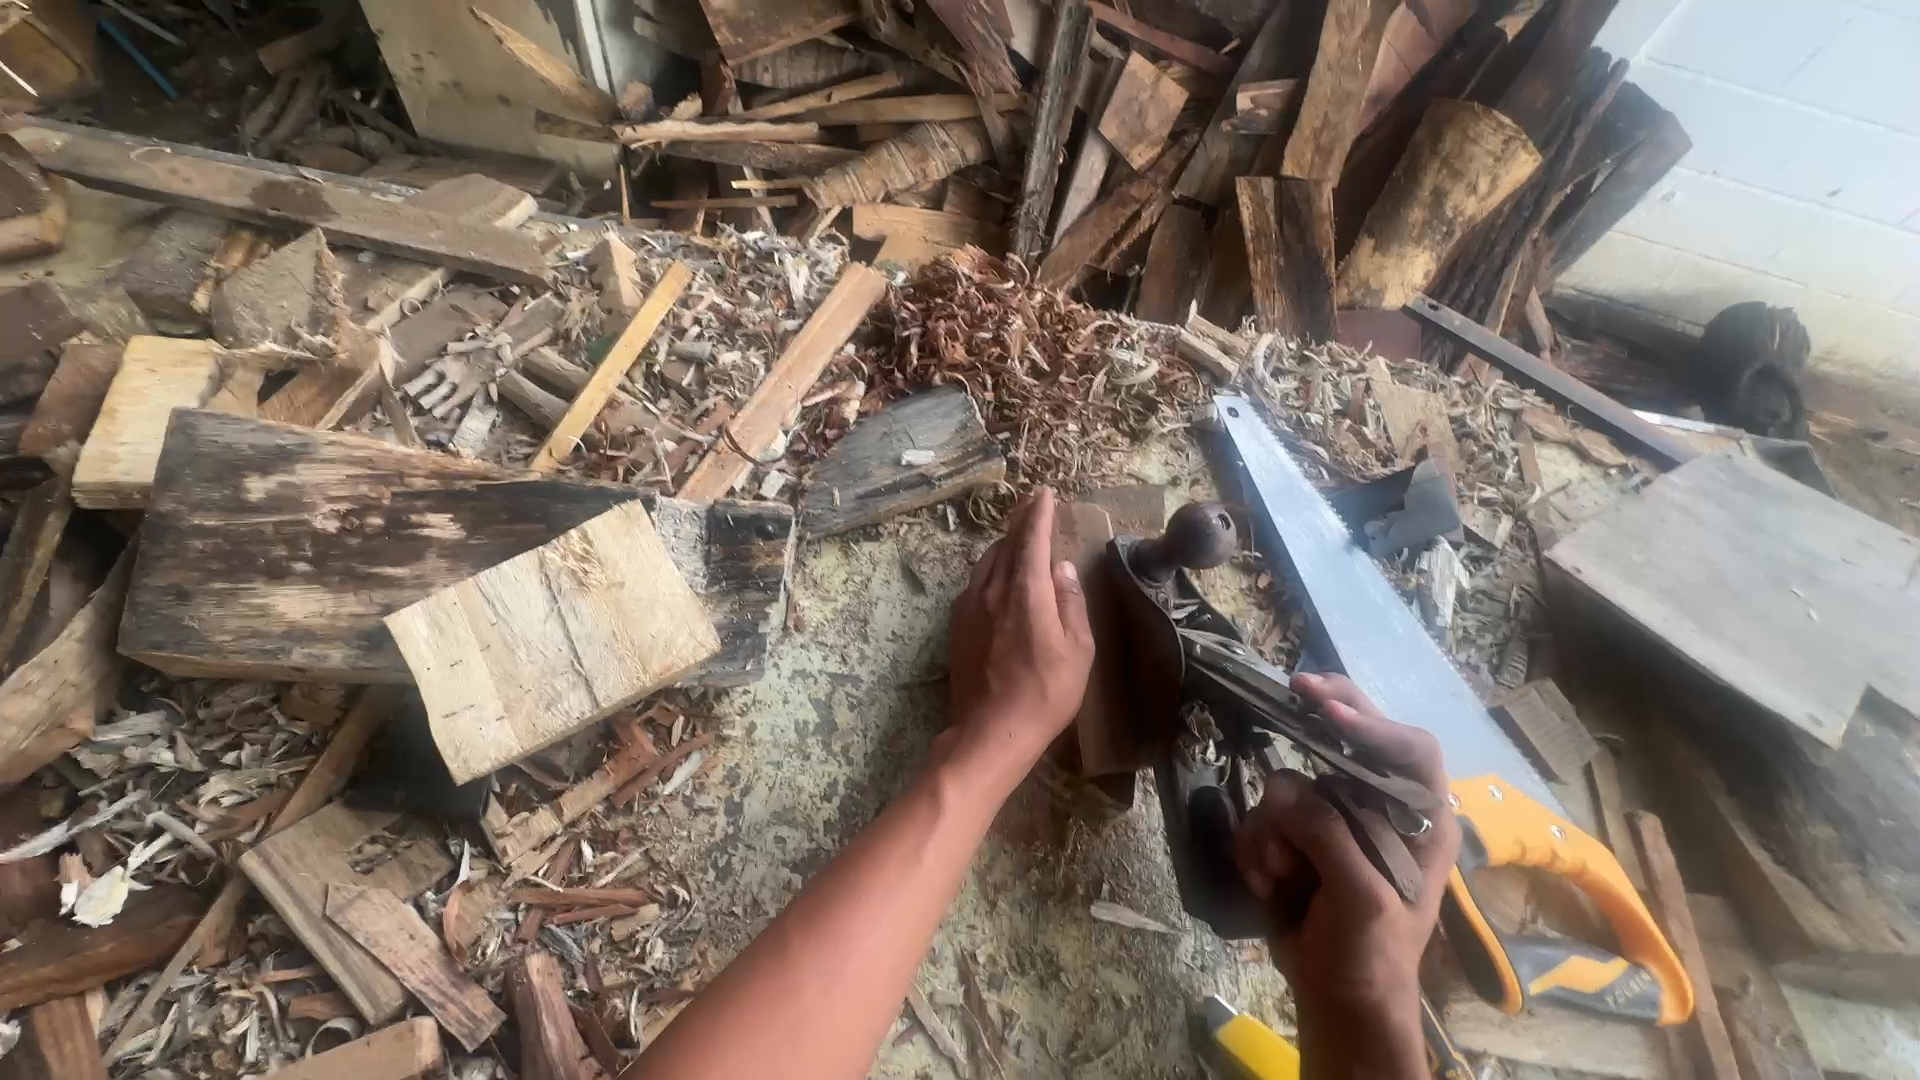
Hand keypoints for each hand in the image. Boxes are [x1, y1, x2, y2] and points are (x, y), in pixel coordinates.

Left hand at [942, 489, 1094, 785]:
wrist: (991, 730)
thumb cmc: (1045, 693)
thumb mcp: (1078, 650)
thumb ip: (1071, 603)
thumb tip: (1063, 568)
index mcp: (1026, 593)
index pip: (1031, 540)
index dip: (1039, 514)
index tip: (1045, 493)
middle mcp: (993, 591)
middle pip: (1006, 544)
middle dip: (1021, 521)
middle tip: (1032, 503)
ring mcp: (970, 607)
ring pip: (987, 562)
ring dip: (1003, 543)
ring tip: (1017, 534)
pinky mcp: (958, 625)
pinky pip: (975, 582)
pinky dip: (990, 567)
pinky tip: (996, 573)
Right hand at [1232, 673, 1459, 1079]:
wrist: (1337, 998)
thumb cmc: (1371, 954)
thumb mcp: (1363, 898)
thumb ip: (1328, 835)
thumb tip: (1280, 782)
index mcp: (1419, 822)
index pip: (1409, 750)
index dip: (1372, 723)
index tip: (1327, 712)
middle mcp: (1377, 808)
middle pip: (1353, 738)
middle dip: (1323, 714)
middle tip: (1296, 687)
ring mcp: (1331, 819)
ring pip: (1288, 786)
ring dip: (1271, 831)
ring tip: (1277, 876)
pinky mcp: (1293, 834)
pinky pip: (1261, 817)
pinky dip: (1255, 848)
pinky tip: (1266, 884)